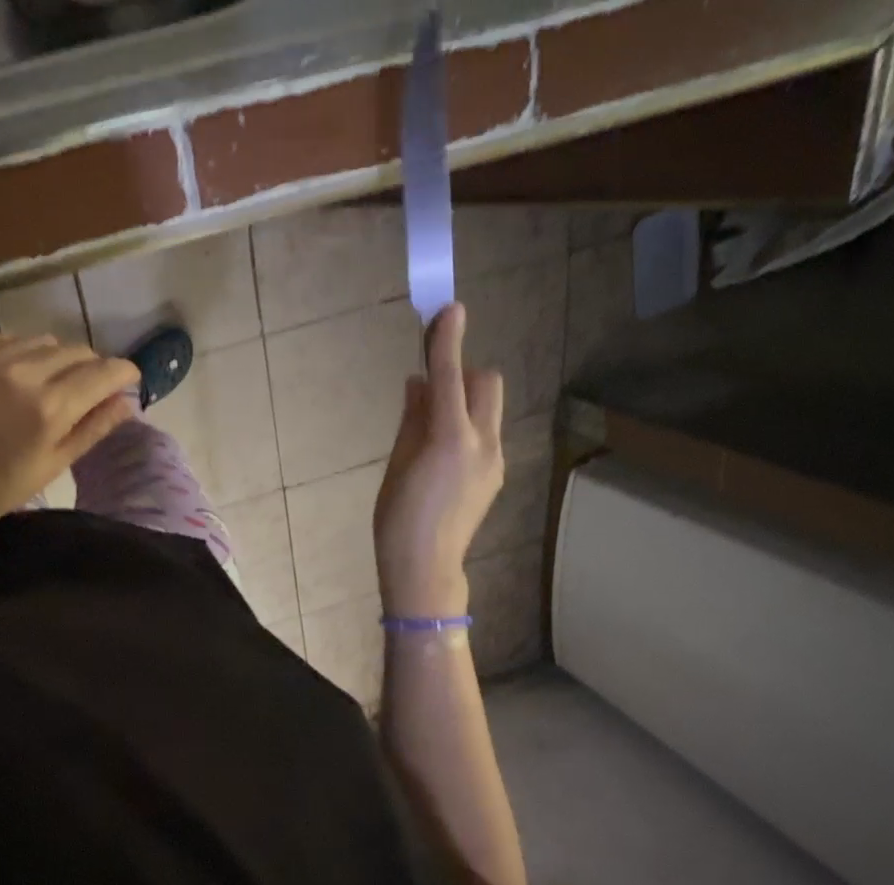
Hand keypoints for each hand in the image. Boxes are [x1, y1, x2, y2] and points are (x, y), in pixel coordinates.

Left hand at [0, 333, 139, 571]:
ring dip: (60, 358)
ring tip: (53, 384)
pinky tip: (20, 375)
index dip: (124, 373)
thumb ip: (91, 430)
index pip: (104, 372)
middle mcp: (24, 372)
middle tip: (92, 389)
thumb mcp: (50, 467)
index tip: (130, 380)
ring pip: (45, 341)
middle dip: (93, 366)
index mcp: (49, 408)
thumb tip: (127, 403)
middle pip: (77, 351)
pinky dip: (26, 352)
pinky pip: (10, 339)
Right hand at [373, 303, 505, 615]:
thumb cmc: (397, 516)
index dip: (446, 341)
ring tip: (430, 427)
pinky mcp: (495, 475)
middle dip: (463, 372)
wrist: (425, 567)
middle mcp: (483, 443)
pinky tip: (440, 454)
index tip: (449, 308)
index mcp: (450, 438)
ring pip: (488, 409)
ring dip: (464, 402)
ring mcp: (495, 460)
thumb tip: (420, 384)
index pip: (450, 377)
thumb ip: (413, 418)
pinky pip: (485, 434)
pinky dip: (465, 427)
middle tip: (430, 388)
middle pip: (486, 383)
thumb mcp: (397, 463)